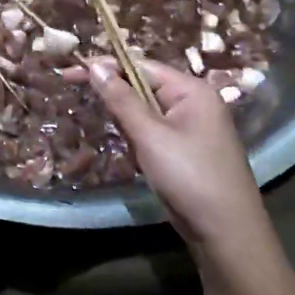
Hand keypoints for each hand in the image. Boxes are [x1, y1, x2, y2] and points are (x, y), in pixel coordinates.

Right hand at [67, 56, 268, 248]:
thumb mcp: (150, 135)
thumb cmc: (189, 175)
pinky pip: (151, 130)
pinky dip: (133, 133)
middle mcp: (194, 103)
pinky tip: (122, 143)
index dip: (106, 66)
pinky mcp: (183, 149)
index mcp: (192, 92)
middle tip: (72, 88)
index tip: (71, 73)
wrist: (224, 228)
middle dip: (112, 89)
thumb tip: (96, 66)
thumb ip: (122, 99)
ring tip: (95, 116)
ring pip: (145, 109)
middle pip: (143, 85)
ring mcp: (190, 127)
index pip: (142, 67)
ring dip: (121, 114)